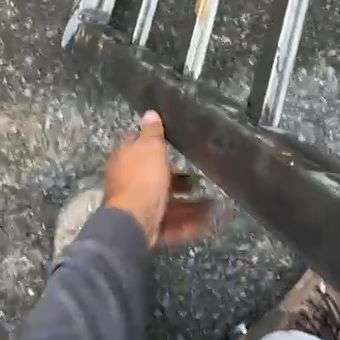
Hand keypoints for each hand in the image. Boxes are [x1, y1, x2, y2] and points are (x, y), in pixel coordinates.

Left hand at [103, 110, 214, 248]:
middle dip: (179, 177)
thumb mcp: (150, 148)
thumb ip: (152, 132)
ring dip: (189, 202)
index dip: (155, 141)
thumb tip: (150, 112)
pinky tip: (208, 220)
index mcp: (126, 159)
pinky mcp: (149, 226)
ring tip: (213, 202)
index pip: (138, 144)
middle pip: (156, 175)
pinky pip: (172, 222)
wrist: (134, 223)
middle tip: (201, 176)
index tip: (174, 140)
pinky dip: (189, 222)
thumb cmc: (143, 178)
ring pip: (167, 200)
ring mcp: (139, 205)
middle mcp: (130, 181)